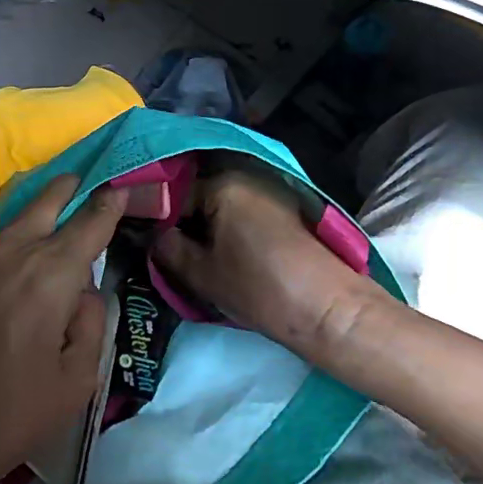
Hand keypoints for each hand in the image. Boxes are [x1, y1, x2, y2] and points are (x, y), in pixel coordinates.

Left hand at [0, 175, 127, 483]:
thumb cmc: (5, 414)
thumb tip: (84, 294)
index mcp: (52, 272)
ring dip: (47, 202)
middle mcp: (17, 251)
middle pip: (50, 198)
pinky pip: (3, 236)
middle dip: (74, 184)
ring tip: (66, 201)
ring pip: (22, 214)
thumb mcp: (74, 383)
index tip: (129, 183)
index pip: (92, 220)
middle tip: (94, 180)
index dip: (114, 200)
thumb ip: (91, 326)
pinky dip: (23, 225)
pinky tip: (30, 240)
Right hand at [153, 168, 385, 360]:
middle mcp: (246, 174)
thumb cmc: (260, 288)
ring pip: (222, 202)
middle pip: (199, 194)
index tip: (153, 246)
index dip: (159, 221)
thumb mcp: (202, 274)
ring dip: (208, 224)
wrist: (329, 309)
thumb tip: (155, 234)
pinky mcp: (287, 206)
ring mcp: (270, 187)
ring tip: (201, 257)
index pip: (173, 194)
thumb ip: (168, 249)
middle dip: (185, 221)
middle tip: (175, 255)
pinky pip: (244, 207)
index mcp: (222, 183)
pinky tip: (229, 253)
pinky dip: (230, 225)